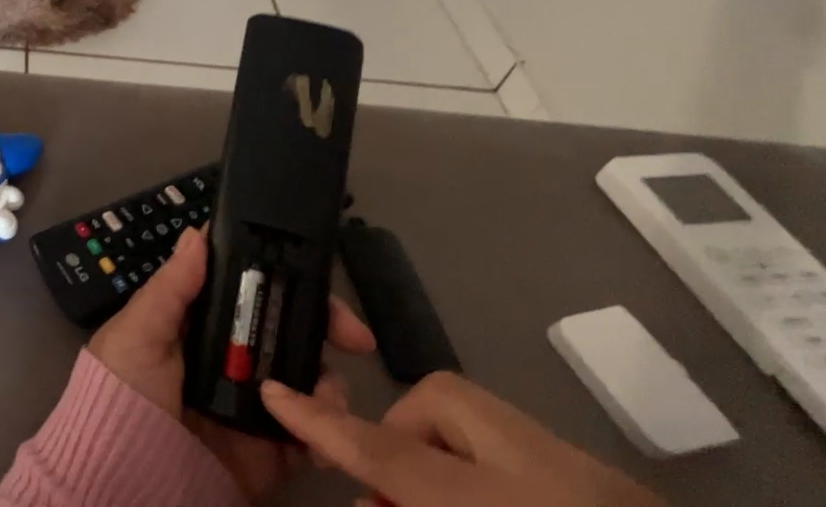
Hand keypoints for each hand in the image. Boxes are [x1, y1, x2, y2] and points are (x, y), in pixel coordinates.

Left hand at [86, 227, 377, 501]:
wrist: (126, 479)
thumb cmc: (122, 392)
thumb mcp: (138, 332)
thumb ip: (172, 288)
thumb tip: (197, 235)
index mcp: (194, 326)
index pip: (245, 292)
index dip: (280, 279)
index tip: (314, 275)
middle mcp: (227, 358)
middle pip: (286, 330)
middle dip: (324, 326)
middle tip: (353, 335)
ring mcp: (252, 403)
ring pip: (308, 378)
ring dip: (330, 380)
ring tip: (330, 392)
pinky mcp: (271, 449)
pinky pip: (313, 432)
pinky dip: (329, 430)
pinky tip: (326, 431)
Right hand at [261, 371, 665, 506]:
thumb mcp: (458, 503)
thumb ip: (405, 499)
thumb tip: (370, 499)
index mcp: (495, 500)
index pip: (387, 451)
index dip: (323, 423)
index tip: (275, 394)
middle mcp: (548, 476)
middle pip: (444, 404)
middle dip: (401, 435)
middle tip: (392, 499)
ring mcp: (590, 479)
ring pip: (487, 424)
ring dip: (445, 457)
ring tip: (435, 503)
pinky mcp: (614, 491)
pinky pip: (526, 458)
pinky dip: (491, 477)